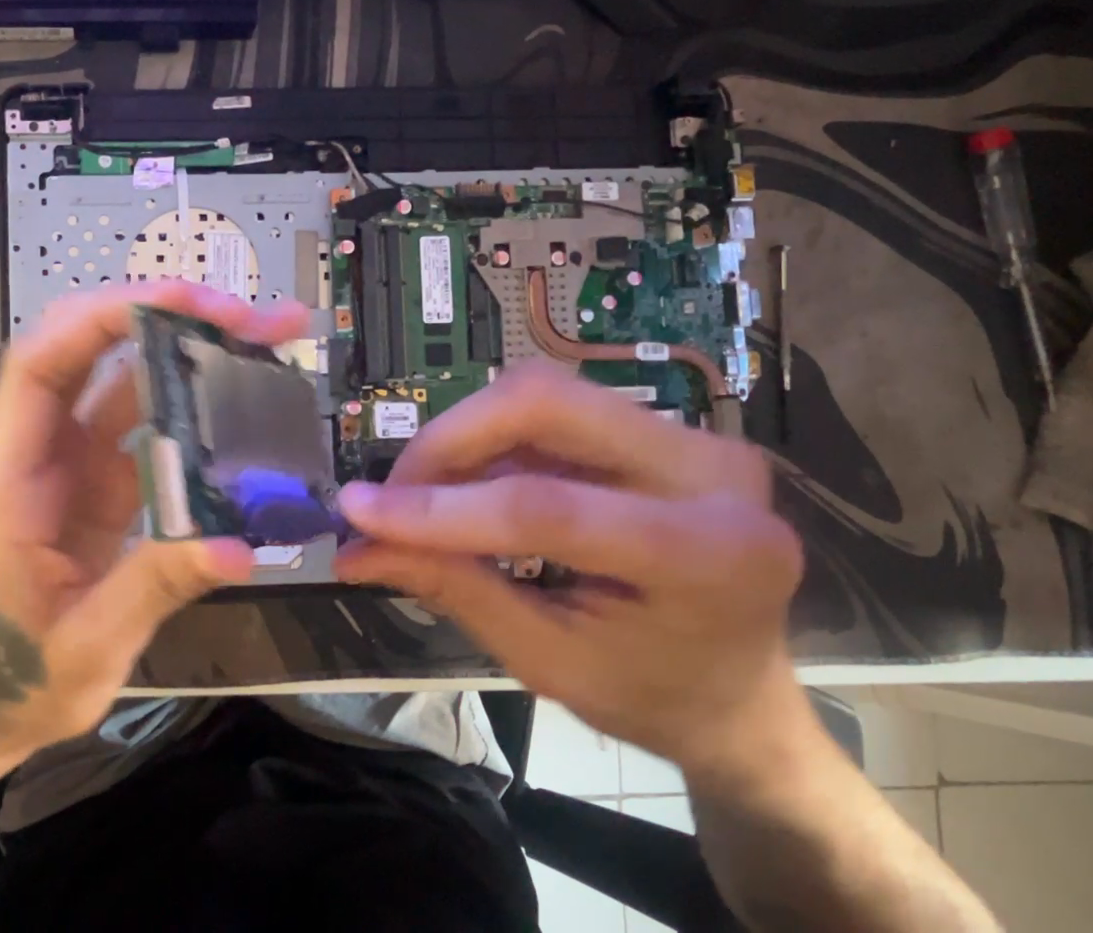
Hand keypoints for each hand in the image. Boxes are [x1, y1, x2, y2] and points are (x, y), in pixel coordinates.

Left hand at [0, 282, 307, 754]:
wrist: (10, 698)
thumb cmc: (28, 673)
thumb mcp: (89, 642)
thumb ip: (153, 586)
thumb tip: (237, 546)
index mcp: (11, 481)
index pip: (39, 367)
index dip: (100, 321)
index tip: (178, 304)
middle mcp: (39, 453)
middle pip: (84, 351)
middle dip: (157, 316)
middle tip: (242, 314)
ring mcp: (74, 462)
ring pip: (124, 379)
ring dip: (186, 351)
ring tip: (263, 338)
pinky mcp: (106, 480)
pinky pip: (149, 423)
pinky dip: (194, 402)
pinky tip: (245, 397)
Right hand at [335, 364, 810, 778]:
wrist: (737, 694)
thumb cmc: (649, 695)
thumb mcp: (545, 660)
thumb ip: (455, 589)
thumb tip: (355, 549)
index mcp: (709, 554)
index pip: (545, 507)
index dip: (439, 508)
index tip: (356, 513)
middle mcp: (712, 471)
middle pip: (545, 404)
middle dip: (448, 442)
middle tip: (393, 497)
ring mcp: (693, 439)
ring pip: (542, 397)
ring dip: (462, 441)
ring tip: (424, 500)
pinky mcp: (663, 431)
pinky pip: (552, 413)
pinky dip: (489, 446)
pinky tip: (468, 492)